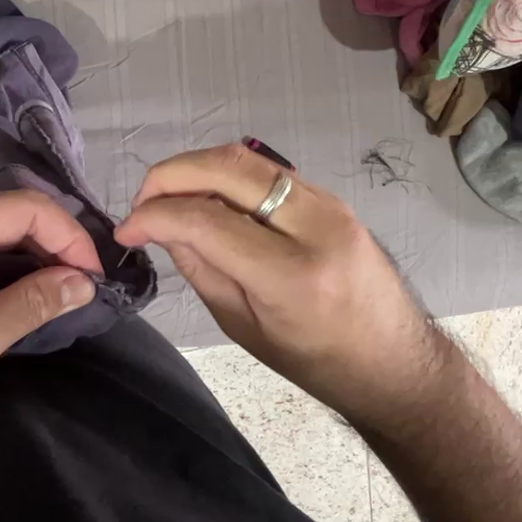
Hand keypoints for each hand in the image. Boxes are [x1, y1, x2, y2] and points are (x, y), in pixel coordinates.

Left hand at [0, 192, 103, 455]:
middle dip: (52, 247)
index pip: (26, 208)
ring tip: (57, 296)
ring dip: (26, 259)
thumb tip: (82, 281)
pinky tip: (14, 296)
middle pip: (6, 215)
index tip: (94, 281)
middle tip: (81, 291)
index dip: (70, 238)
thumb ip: (31, 303)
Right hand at [113, 144, 455, 433]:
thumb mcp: (244, 327)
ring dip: (195, 169)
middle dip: (169, 174)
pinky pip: (266, 171)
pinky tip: (206, 199)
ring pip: (246, 159)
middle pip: (226, 167)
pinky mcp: (332, 197)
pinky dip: (225, 176)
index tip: (126, 230)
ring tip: (167, 199)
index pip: (205, 220)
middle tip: (142, 202)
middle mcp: (315, 226)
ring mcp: (329, 204)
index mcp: (291, 276)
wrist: (395, 360)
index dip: (153, 216)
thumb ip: (201, 269)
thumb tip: (162, 227)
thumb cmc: (315, 362)